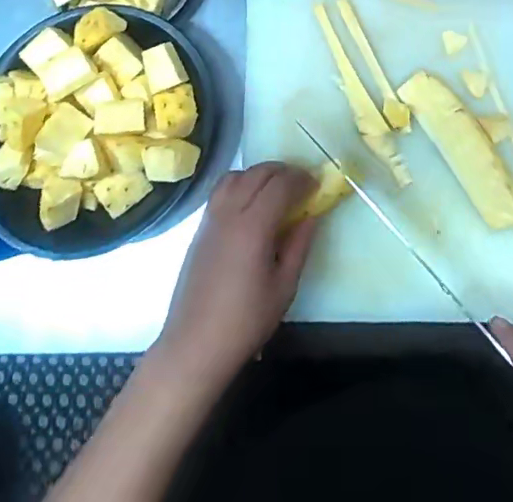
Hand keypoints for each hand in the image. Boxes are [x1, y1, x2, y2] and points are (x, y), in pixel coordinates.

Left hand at [152, 162, 319, 380]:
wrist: (195, 342)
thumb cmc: (245, 321)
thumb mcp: (284, 287)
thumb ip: (298, 246)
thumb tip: (310, 216)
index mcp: (253, 227)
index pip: (280, 185)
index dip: (300, 179)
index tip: (317, 184)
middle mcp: (229, 213)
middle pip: (256, 174)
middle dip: (282, 171)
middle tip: (301, 183)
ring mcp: (210, 218)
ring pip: (235, 176)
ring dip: (258, 174)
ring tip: (276, 189)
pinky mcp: (200, 227)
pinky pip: (220, 190)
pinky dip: (240, 183)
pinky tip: (251, 202)